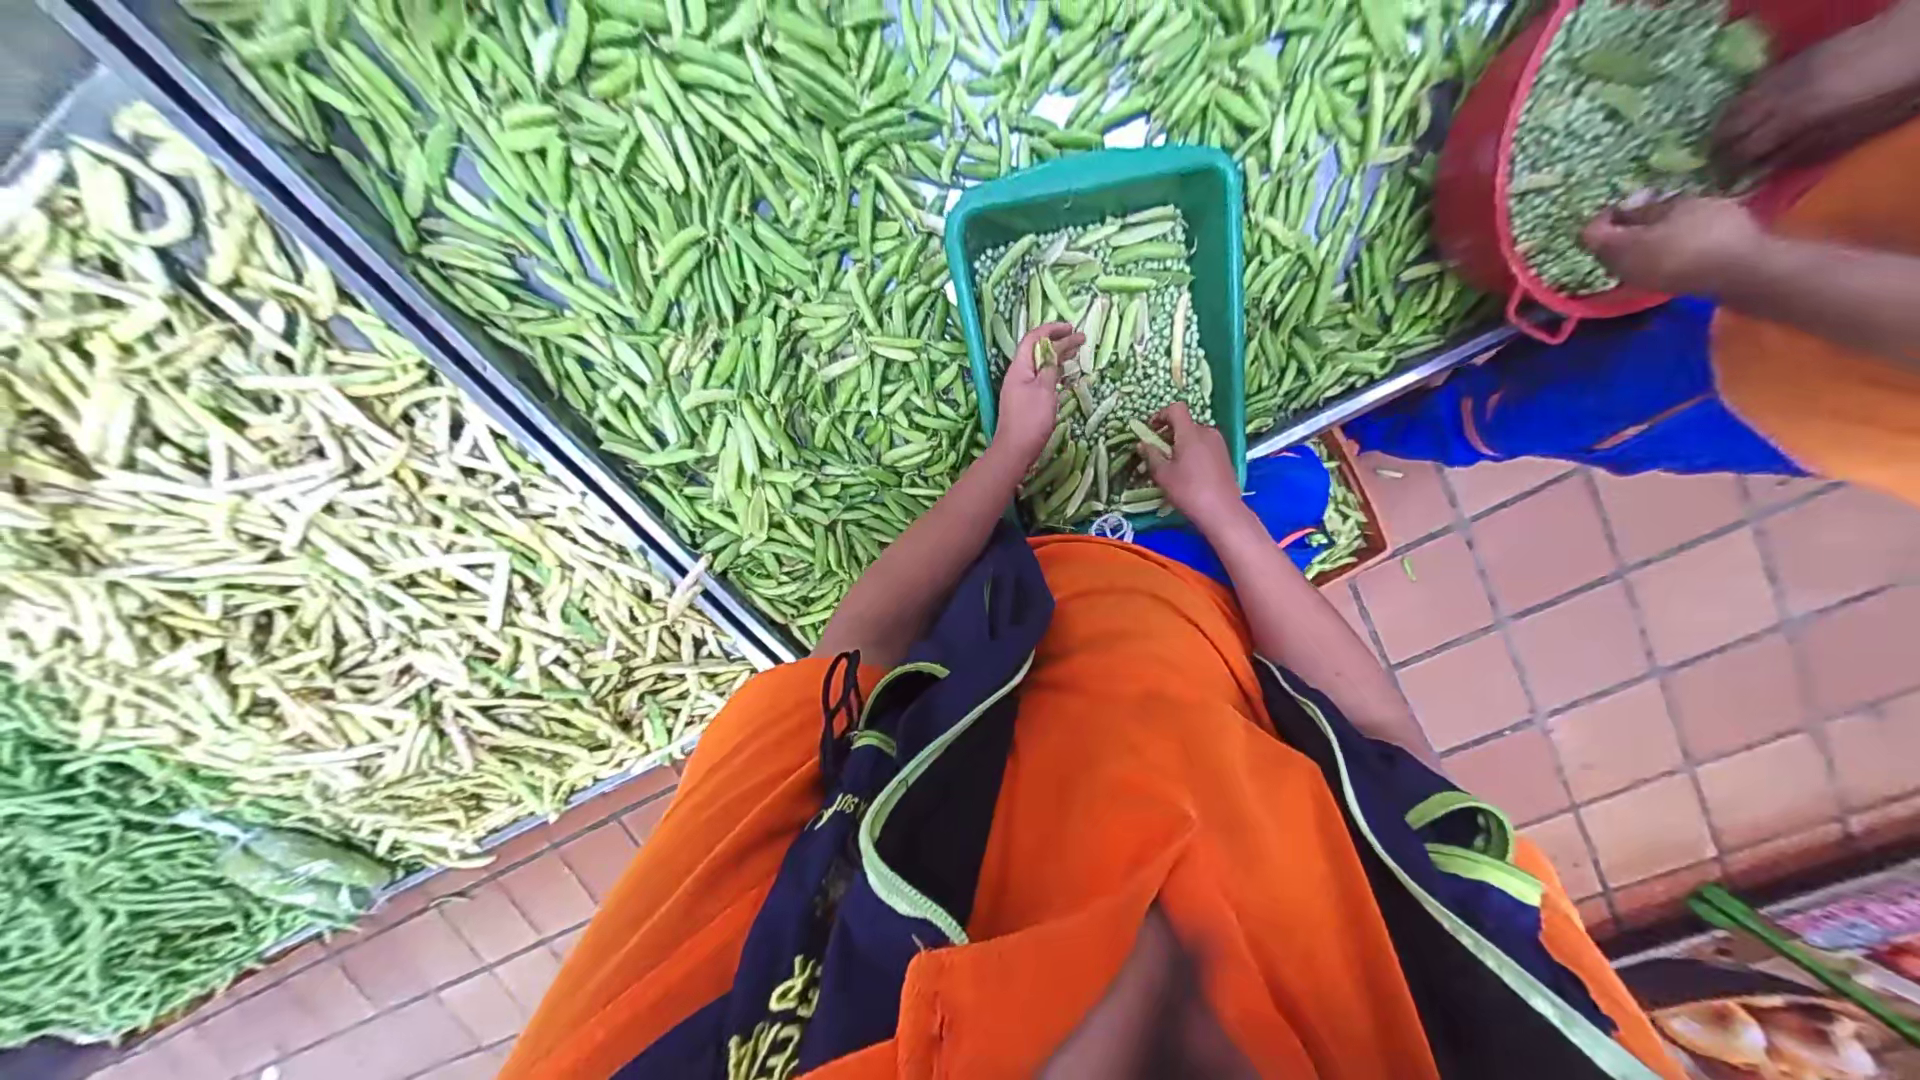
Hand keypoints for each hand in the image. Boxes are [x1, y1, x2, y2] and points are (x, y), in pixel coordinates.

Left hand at [992, 322, 1082, 470]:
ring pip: (1040, 365)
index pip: (1033, 339)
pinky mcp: (1026, 401)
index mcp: (1019, 368)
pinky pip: (1041, 379)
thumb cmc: (1031, 420)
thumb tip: (1053, 355)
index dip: (1051, 329)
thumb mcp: (1045, 390)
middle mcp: (1018, 375)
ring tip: (1076, 351)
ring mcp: (1021, 389)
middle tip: (1080, 339)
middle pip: (1038, 350)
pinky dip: (1054, 373)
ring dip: (1057, 357)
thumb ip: (1050, 369)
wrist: (1015, 450)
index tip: (1070, 328)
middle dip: (1058, 342)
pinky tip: (1065, 374)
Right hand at [1138, 403, 1244, 532]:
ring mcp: (1219, 443)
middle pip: (1185, 423)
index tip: (1151, 430)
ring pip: (1195, 435)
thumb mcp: (1162, 474)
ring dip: (1180, 443)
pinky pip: (1204, 445)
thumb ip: (1151, 455)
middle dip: (1168, 433)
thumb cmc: (1188, 490)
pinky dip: (1192, 450)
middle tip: (1157, 452)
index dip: (1161, 415)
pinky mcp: (1225, 455)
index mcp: (1191, 433)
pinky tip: (1188, 471)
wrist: (1221, 510)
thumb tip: (1142, 444)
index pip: (1176, 409)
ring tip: (1171, 464)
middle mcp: (1207, 432)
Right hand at [1580, 197, 1766, 294]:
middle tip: (1626, 254)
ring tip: (1655, 265)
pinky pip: (1706, 245)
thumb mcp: (1623, 249)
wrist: (1741, 272)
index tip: (1600, 241)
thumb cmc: (1673, 257)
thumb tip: (1587, 227)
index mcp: (1671, 202)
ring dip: (1669, 244)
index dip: (1612, 225)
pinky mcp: (1744, 241)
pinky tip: (1684, 269)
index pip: (1632, 211)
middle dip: (1643, 233)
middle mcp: (1701, 203)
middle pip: (1661, 220)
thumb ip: (1601, 237)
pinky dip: (1690, 255)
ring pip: (1686, 231)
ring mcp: (1728, 220)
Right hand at [1714, 10, 1919, 175]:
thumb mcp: (1860, 125)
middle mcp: (1779, 97)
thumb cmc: (1897, 86)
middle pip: (1729, 128)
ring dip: (1723, 126)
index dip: (1727, 168)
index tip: (1720, 181)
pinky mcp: (1794, 62)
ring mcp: (1784, 76)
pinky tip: (1744, 114)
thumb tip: (1768, 166)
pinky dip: (1740, 106)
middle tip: (1713, 164)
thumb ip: (1809, 148)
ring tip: (1721, 141)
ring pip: (1735, 107)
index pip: (1742, 151)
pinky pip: (1752, 89)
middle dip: (1717, 149)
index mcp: (1794, 117)